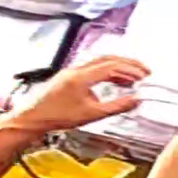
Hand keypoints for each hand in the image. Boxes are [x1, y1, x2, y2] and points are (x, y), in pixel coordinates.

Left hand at [7, 56, 149, 132]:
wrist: (31, 118)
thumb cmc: (58, 116)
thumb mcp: (93, 114)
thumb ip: (118, 106)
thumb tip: (137, 100)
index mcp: (81, 77)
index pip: (112, 66)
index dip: (132, 70)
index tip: (146, 76)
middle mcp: (75, 71)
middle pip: (107, 59)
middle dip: (129, 63)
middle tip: (145, 71)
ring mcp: (71, 72)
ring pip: (100, 62)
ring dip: (120, 68)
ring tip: (134, 78)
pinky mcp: (69, 77)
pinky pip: (93, 69)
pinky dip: (109, 72)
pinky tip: (116, 82)